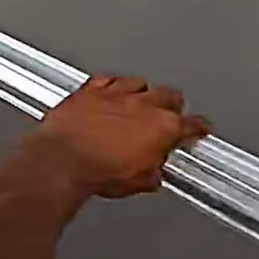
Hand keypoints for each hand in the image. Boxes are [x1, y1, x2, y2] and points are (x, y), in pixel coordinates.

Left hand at [24, 75, 210, 197]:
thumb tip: (152, 167)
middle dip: (171, 104)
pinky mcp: (86, 91)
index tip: (197, 129)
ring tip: (138, 98)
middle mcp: (142, 106)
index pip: (193, 124)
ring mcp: (113, 95)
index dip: (197, 128)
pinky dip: (109, 83)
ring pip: (137, 82)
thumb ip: (155, 166)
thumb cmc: (97, 171)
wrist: (61, 160)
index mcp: (164, 127)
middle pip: (169, 95)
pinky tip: (108, 88)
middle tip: (168, 112)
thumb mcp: (141, 180)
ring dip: (141, 90)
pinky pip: (104, 79)